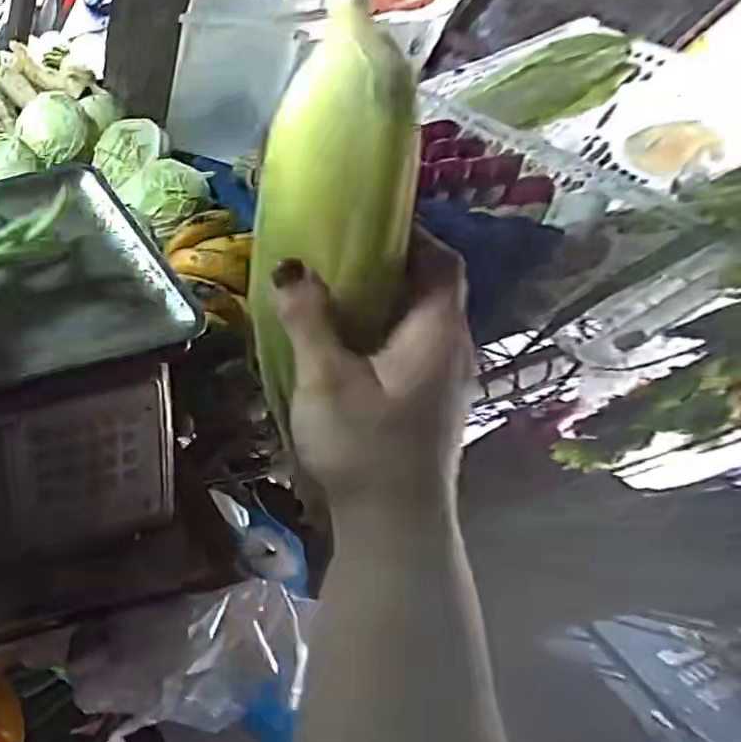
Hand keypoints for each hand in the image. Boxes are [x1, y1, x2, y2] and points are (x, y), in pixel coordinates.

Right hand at [271, 228, 473, 511]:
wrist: (392, 516)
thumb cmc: (360, 441)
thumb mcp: (325, 377)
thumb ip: (309, 321)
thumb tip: (290, 267)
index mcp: (436, 332)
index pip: (441, 265)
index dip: (412, 237)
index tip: (367, 225)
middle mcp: (450, 349)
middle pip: (428, 293)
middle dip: (385, 270)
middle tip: (332, 262)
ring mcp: (439, 380)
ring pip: (414, 324)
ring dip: (377, 306)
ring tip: (326, 301)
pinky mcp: (422, 404)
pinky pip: (403, 351)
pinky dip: (374, 336)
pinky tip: (337, 351)